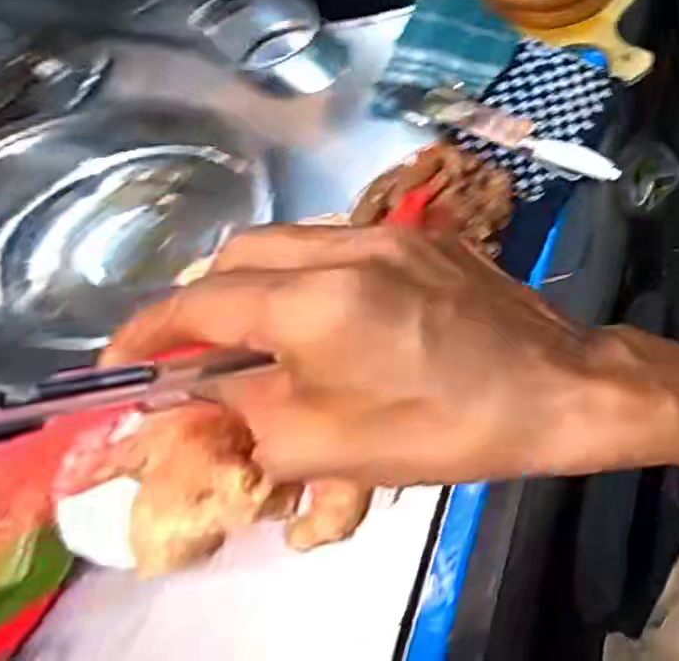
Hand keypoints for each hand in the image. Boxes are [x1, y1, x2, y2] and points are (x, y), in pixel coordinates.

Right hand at [104, 225, 642, 487]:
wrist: (557, 384)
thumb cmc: (447, 425)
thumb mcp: (327, 444)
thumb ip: (239, 418)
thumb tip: (184, 403)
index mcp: (320, 297)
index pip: (200, 302)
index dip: (147, 334)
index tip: (121, 366)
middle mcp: (356, 246)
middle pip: (245, 254)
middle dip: (206, 301)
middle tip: (199, 356)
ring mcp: (403, 235)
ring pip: (300, 241)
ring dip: (265, 281)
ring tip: (265, 338)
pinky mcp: (437, 239)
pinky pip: (351, 243)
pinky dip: (318, 271)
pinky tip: (335, 316)